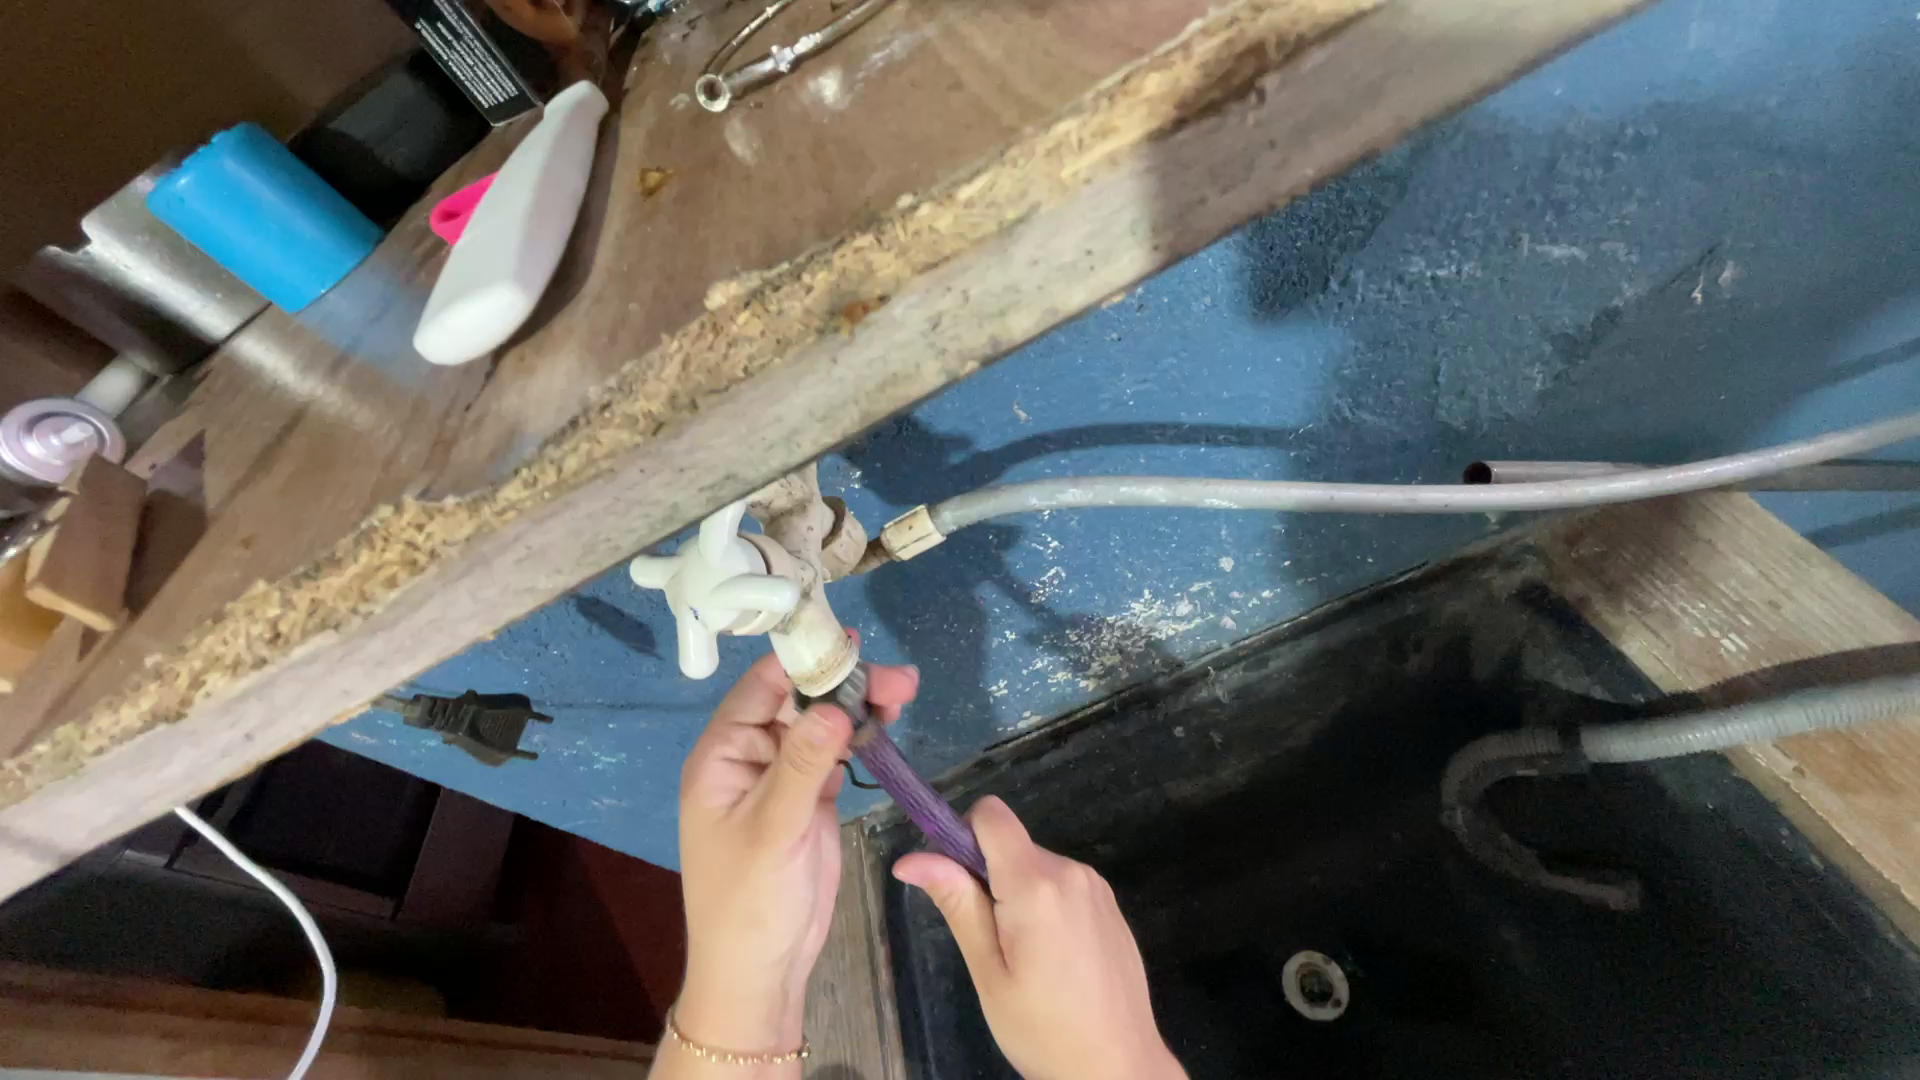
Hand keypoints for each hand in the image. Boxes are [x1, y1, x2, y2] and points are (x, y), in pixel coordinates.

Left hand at [674, 651, 918, 1056]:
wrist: (762, 970)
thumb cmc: (750, 902)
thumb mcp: (772, 831)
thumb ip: (802, 765)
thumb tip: (833, 706)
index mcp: (723, 754)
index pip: (761, 688)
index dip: (803, 660)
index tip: (850, 644)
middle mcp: (751, 754)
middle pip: (799, 699)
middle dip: (845, 683)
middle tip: (899, 679)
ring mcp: (783, 774)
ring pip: (822, 721)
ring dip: (859, 704)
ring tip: (904, 692)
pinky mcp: (810, 793)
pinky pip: (835, 748)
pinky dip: (861, 733)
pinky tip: (887, 721)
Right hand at [893, 797, 1184, 1079]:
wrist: (1120, 1069)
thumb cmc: (1043, 1029)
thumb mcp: (987, 972)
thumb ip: (956, 903)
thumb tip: (909, 859)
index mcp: (1035, 882)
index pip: (991, 813)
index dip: (964, 834)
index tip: (960, 883)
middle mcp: (1069, 868)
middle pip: (1010, 843)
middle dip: (990, 877)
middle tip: (991, 941)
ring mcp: (1093, 883)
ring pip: (1034, 863)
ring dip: (1017, 892)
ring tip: (1025, 955)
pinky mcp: (1107, 900)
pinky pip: (1060, 881)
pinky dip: (1045, 903)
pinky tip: (1053, 955)